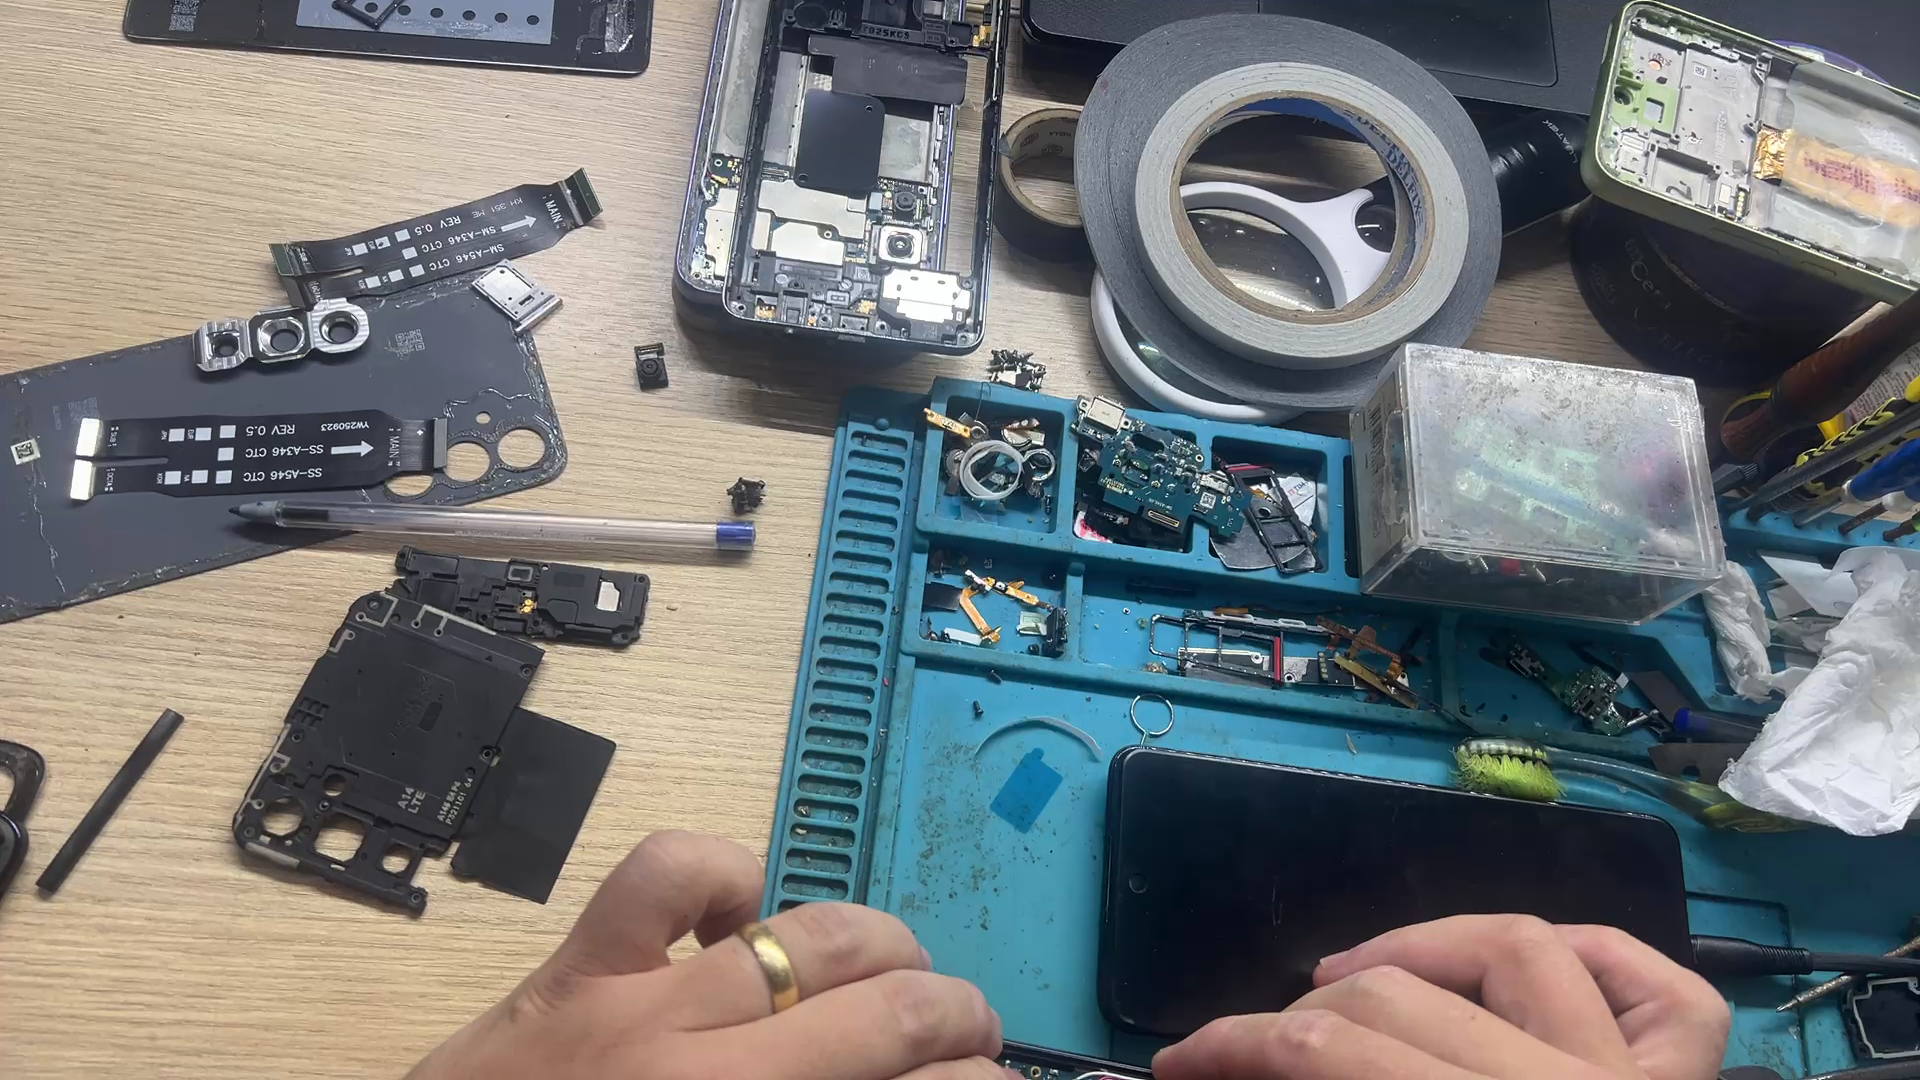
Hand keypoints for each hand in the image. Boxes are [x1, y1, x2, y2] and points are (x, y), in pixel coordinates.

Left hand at [409, 831, 1006, 1079]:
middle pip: (883, 1018)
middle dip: (958, 1018)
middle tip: (977, 1031)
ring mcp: (637, 1011)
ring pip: (809, 936)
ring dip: (885, 945)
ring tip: (905, 962)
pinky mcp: (576, 966)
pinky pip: (667, 871)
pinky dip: (722, 873)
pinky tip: (742, 910)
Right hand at [1154, 914, 1729, 1079]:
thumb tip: (1229, 1078)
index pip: (1325, 1059)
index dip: (1229, 1048)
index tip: (1176, 1065)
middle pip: (1392, 1004)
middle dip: (1292, 1021)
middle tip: (1250, 1053)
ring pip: (1514, 948)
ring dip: (1411, 949)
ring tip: (1349, 980)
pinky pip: (1663, 995)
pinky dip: (1594, 958)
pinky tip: (1518, 973)